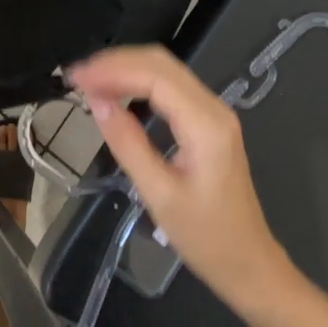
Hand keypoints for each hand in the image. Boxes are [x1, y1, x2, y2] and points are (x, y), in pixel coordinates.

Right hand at [68, 47, 310, 319]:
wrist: (250, 265)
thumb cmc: (206, 237)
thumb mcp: (159, 196)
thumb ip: (128, 144)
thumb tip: (97, 102)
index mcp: (205, 125)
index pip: (154, 76)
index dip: (112, 70)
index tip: (76, 78)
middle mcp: (214, 108)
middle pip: (160, 63)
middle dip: (115, 63)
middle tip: (78, 77)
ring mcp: (214, 112)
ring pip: (164, 69)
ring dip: (125, 69)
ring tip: (89, 81)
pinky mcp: (208, 120)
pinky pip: (170, 85)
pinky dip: (138, 80)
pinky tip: (116, 92)